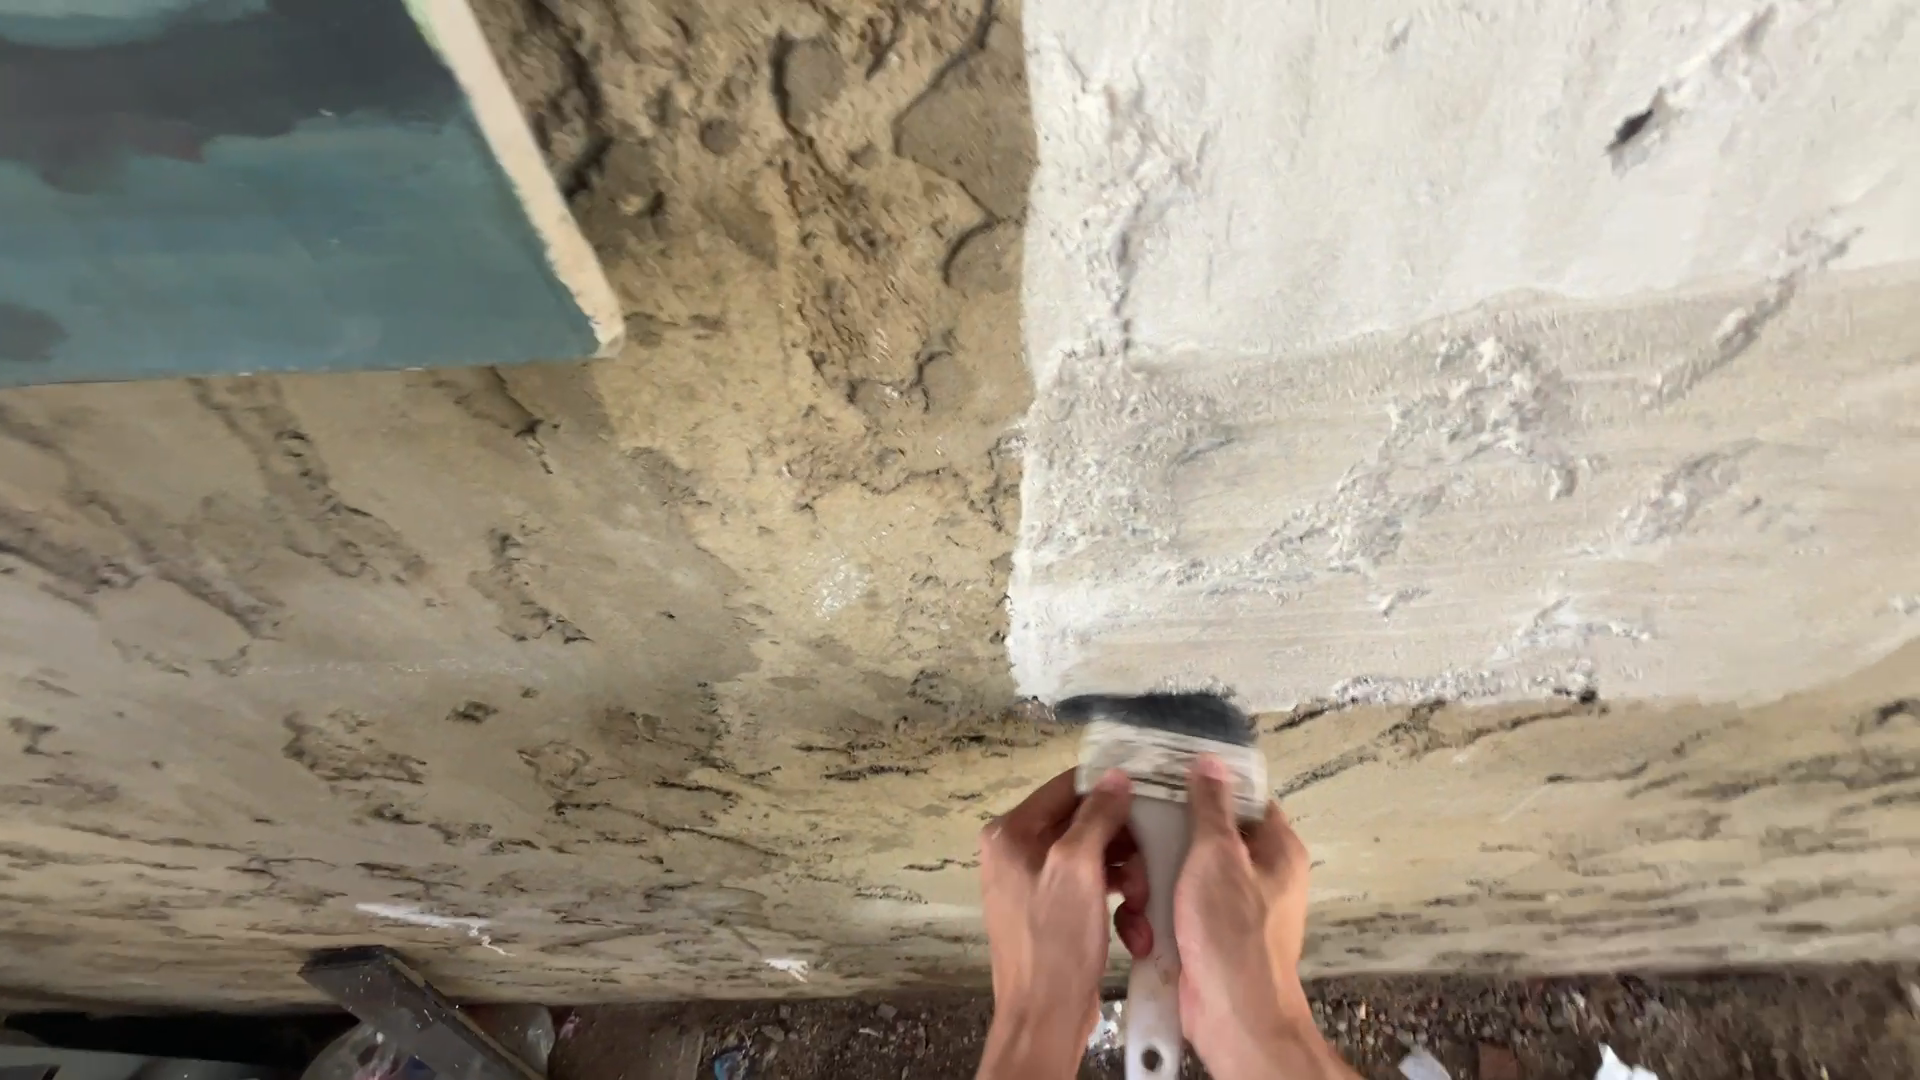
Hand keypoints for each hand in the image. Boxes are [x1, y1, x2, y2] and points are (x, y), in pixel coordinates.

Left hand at [975, 768, 1147, 1078]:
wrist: (1045, 1019)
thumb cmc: (1055, 943)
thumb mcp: (1077, 868)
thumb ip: (1096, 816)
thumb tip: (1115, 776)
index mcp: (1010, 831)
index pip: (1065, 788)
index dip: (1105, 789)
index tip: (1143, 795)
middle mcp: (1016, 848)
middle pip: (1081, 821)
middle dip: (1119, 842)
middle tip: (1145, 864)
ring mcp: (1033, 878)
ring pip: (1091, 852)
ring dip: (1122, 872)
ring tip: (1139, 898)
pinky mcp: (1051, 905)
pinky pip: (1088, 881)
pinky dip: (1112, 894)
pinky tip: (1133, 918)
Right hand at [1175, 757, 1357, 1079]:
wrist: (1232, 1021)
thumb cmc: (1235, 938)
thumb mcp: (1218, 857)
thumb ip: (1210, 807)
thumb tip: (1211, 761)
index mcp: (1274, 848)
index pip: (1240, 797)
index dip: (1204, 786)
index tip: (1165, 780)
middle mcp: (1254, 872)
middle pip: (1197, 832)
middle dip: (1161, 846)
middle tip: (1144, 857)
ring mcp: (1226, 903)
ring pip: (1175, 868)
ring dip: (1149, 883)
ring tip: (1139, 900)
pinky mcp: (1201, 930)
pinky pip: (1169, 901)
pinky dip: (1151, 912)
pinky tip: (1143, 928)